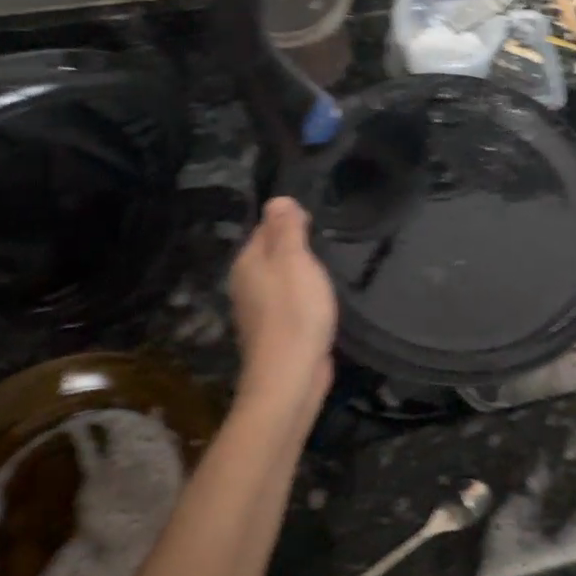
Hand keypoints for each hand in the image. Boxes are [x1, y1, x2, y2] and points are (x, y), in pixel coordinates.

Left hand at [226, 198, 337, 413]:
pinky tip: (321, 300)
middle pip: (273, 252)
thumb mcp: (295, 260)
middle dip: (297, 246)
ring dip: (302, 273)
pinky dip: (303, 296)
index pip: (266, 226)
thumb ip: (287, 229)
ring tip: (330, 267)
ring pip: (281, 278)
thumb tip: (277, 199)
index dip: (292, 220)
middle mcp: (246, 283)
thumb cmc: (294, 311)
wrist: (289, 377)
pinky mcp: (275, 331)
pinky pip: (289, 301)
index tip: (320, 221)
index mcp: (247, 262)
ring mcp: (258, 310)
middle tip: (330, 240)